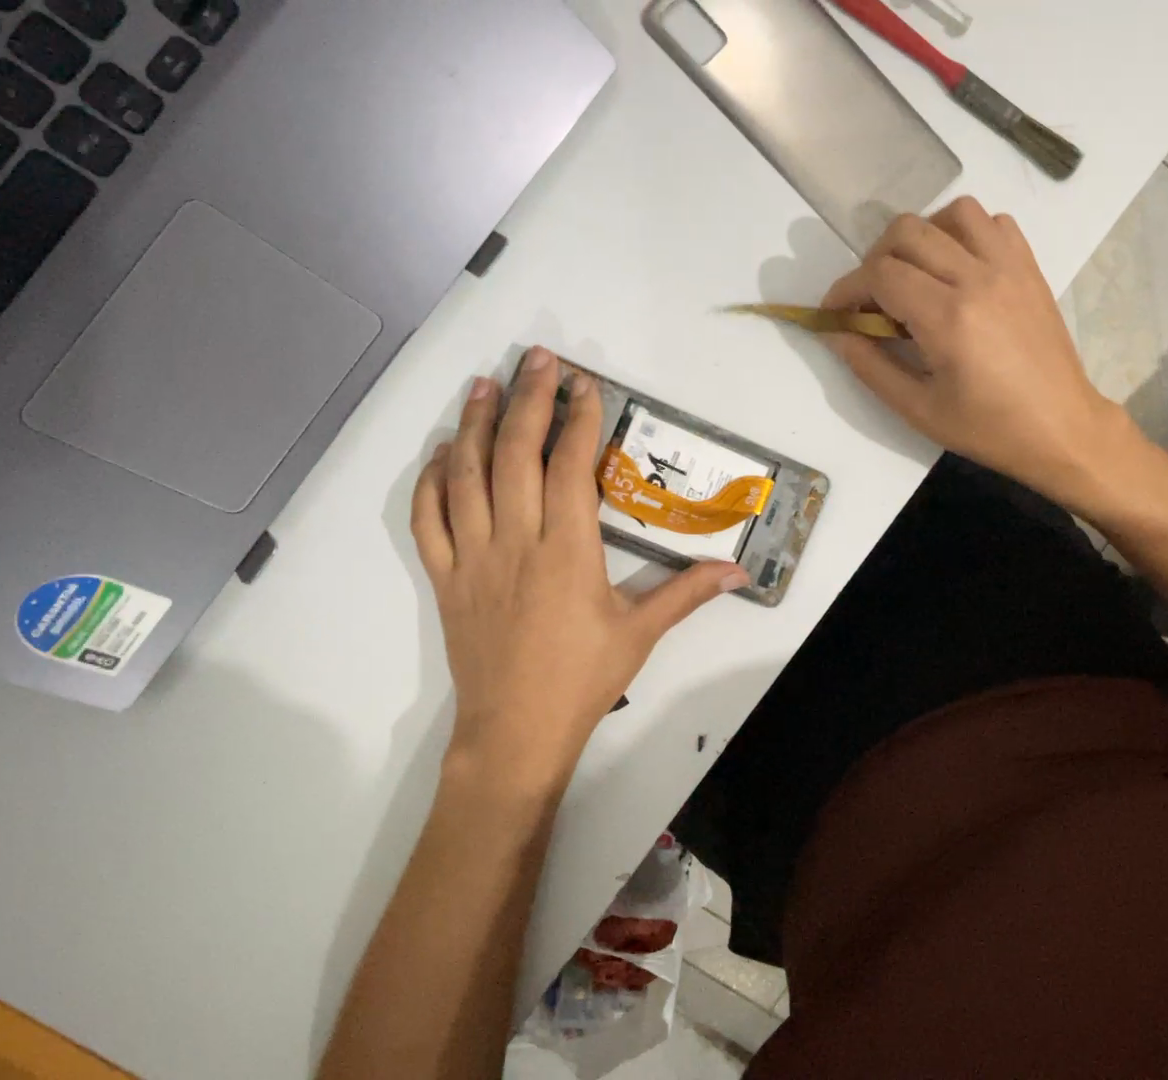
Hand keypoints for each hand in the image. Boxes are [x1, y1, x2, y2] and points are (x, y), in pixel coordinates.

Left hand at [411, 347, 748, 791]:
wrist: (515, 731)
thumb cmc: (582, 681)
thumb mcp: (641, 634)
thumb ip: (688, 593)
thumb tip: (739, 572)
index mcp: (567, 551)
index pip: (569, 467)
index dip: (577, 420)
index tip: (583, 384)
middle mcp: (516, 542)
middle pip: (515, 455)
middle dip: (527, 400)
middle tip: (535, 358)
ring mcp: (473, 558)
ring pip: (465, 476)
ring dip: (474, 425)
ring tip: (485, 384)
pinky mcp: (446, 578)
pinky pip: (428, 519)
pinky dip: (430, 481)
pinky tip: (441, 454)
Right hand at [820, 197, 1129, 500]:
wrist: (1061, 429)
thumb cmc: (989, 429)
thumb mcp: (920, 410)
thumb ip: (871, 367)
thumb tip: (836, 333)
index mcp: (948, 318)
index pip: (880, 274)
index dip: (847, 289)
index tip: (836, 313)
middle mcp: (978, 278)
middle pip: (907, 231)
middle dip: (875, 260)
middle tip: (873, 300)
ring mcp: (1009, 267)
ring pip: (951, 214)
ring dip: (922, 236)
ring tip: (916, 276)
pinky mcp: (1029, 268)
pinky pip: (993, 223)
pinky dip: (965, 233)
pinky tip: (958, 269)